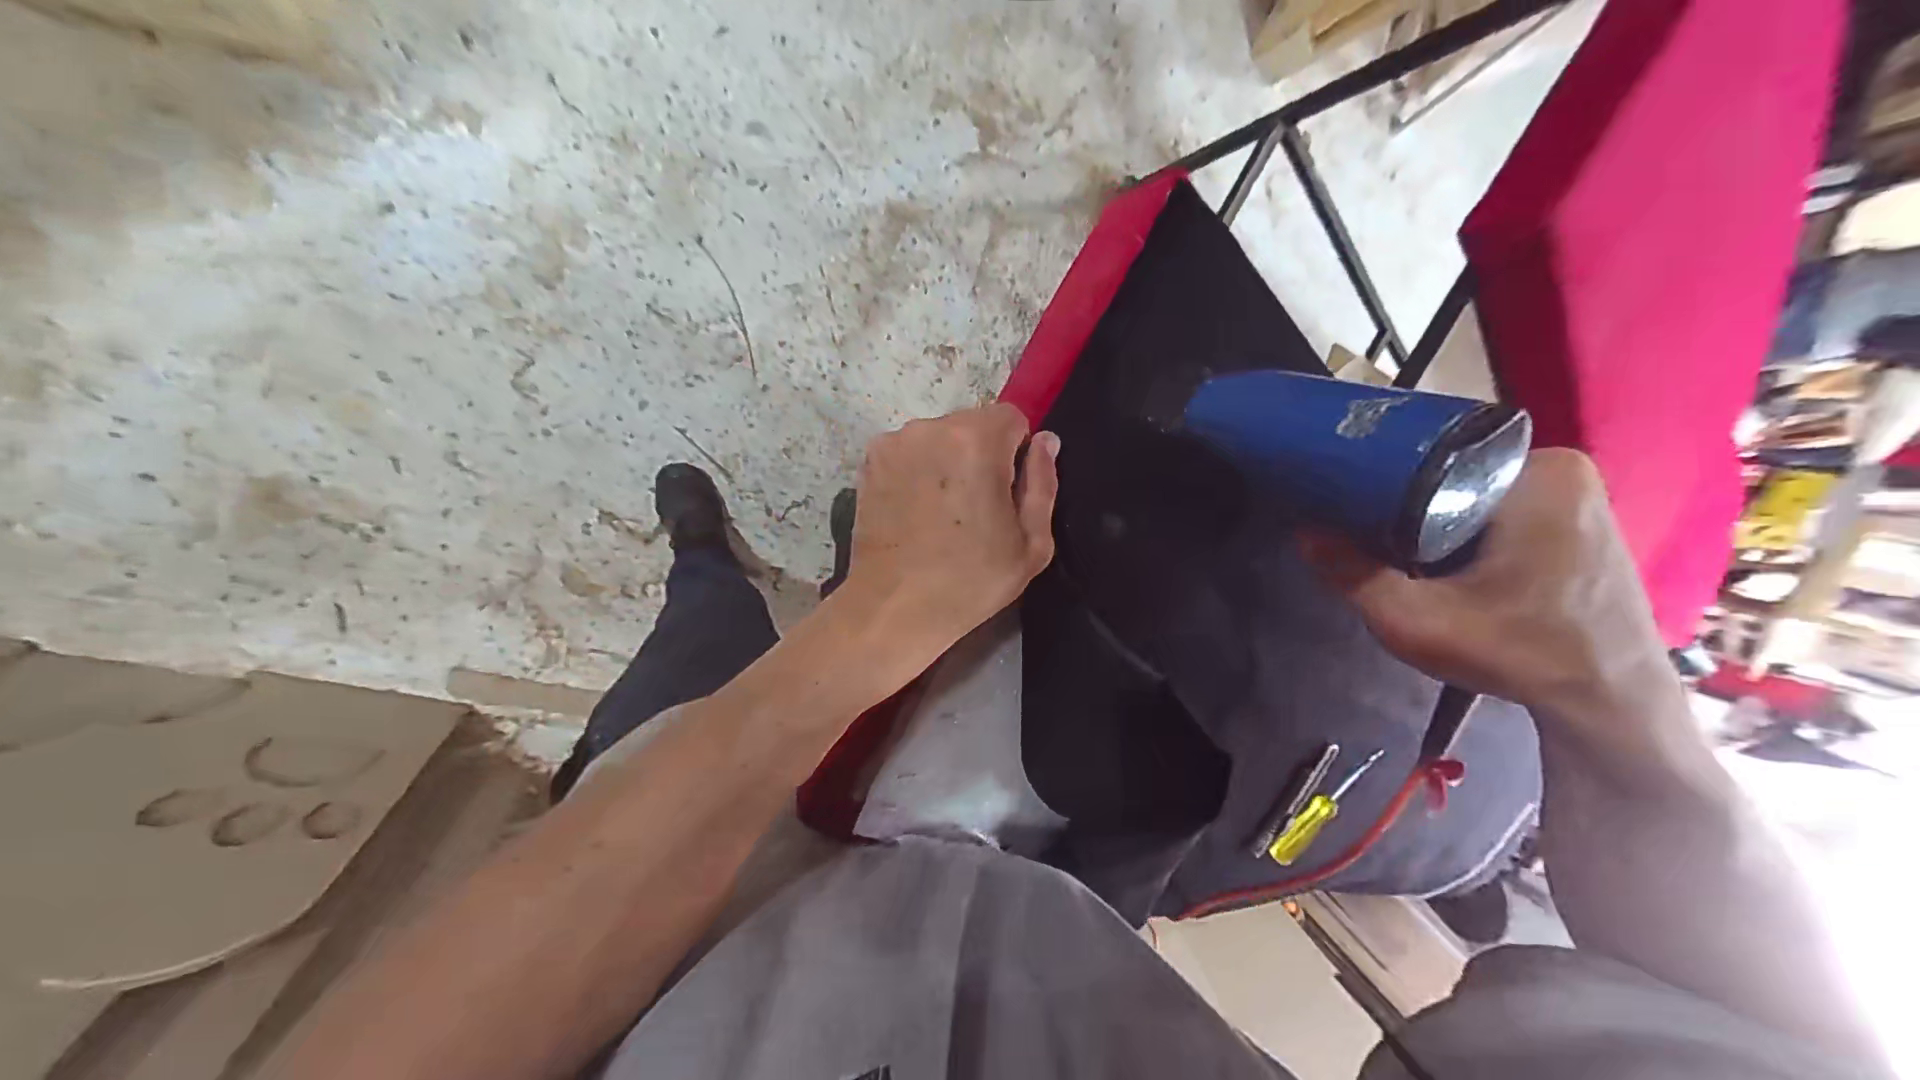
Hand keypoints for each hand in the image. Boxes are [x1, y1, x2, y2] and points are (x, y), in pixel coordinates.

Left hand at [842, 403, 1059, 652]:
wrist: (894, 607)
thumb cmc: (971, 580)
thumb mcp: (1031, 542)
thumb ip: (1043, 482)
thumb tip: (1046, 441)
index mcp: (976, 441)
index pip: (1012, 417)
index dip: (1017, 452)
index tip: (1007, 491)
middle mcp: (931, 428)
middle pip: (972, 424)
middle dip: (981, 454)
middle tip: (976, 507)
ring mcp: (894, 443)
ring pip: (939, 438)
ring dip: (948, 462)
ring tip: (943, 513)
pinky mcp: (870, 461)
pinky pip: (910, 453)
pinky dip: (918, 471)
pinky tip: (916, 511)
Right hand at [1300, 449, 1671, 722]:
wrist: (1610, 704)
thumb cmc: (1518, 653)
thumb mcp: (1415, 621)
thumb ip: (1353, 575)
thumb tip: (1303, 532)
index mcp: (1535, 473)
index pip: (1428, 455)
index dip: (1377, 478)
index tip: (1343, 502)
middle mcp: (1561, 468)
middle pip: (1447, 472)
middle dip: (1403, 501)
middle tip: (1363, 532)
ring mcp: (1575, 492)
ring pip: (1468, 490)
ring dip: (1429, 516)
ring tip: (1392, 546)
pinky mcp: (1575, 518)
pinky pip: (1494, 504)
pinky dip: (1459, 525)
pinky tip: (1437, 558)